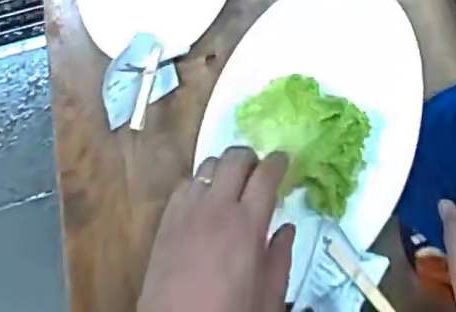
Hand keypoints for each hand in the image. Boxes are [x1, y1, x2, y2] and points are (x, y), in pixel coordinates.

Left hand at [139, 146, 296, 311]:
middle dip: (250, 157)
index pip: (265, 176)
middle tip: (258, 169)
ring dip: (225, 166)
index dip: (277, 162)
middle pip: (235, 159)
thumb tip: (287, 229)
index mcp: (247, 225)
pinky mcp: (168, 214)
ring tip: (232, 182)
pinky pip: (187, 182)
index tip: (283, 159)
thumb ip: (280, 261)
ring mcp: (189, 206)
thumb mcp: (267, 300)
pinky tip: (206, 199)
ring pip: (209, 164)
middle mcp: (218, 206)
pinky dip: (201, 182)